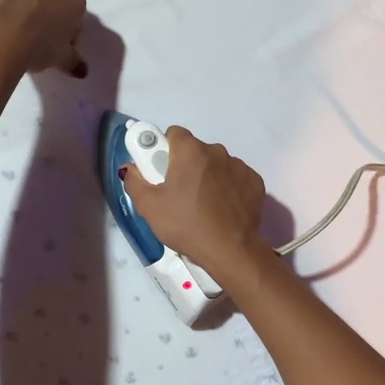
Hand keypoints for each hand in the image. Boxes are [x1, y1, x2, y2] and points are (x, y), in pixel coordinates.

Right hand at [123, 126, 269, 278]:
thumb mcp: (149, 207)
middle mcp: (217, 151)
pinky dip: (228, 188)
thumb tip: (130, 168)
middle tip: (179, 194)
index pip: (174, 134)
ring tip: (203, 206)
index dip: (164, 150)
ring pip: (216, 164)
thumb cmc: (186, 225)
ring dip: (208, 177)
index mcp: (190, 151)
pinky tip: (223, 209)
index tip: (162, 171)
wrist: (231, 250)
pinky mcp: (254, 182)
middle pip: (195, 150)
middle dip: (186, 166)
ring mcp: (239, 166)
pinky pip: (235, 178)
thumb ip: (135, 181)